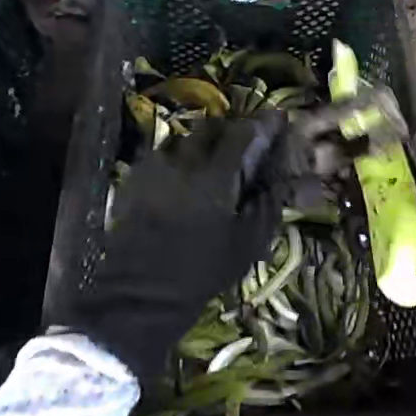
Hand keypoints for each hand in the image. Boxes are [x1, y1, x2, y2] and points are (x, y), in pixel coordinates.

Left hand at [56, 112, 287, 378]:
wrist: (140, 294)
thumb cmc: (202, 271)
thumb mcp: (247, 243)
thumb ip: (267, 205)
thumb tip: (282, 180)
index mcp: (217, 176)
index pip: (243, 133)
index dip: (262, 125)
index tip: (276, 121)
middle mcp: (184, 162)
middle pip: (210, 128)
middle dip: (229, 129)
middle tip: (241, 141)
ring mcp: (154, 168)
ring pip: (182, 138)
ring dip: (200, 142)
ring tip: (209, 157)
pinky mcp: (132, 179)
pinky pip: (158, 155)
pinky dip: (175, 157)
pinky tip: (180, 175)